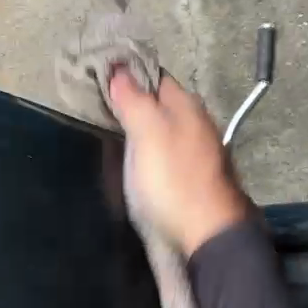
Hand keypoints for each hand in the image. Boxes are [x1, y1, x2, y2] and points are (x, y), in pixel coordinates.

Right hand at [109, 72, 252, 255]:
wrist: (208, 237)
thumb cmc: (173, 181)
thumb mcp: (147, 133)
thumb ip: (134, 99)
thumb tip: (120, 70)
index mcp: (187, 107)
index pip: (155, 77)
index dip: (128, 75)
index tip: (100, 80)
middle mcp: (198, 126)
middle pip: (161, 107)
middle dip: (135, 105)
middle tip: (102, 111)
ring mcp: (201, 156)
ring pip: (166, 134)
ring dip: (144, 134)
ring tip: (115, 139)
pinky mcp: (198, 184)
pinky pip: (170, 160)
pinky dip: (154, 158)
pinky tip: (140, 169)